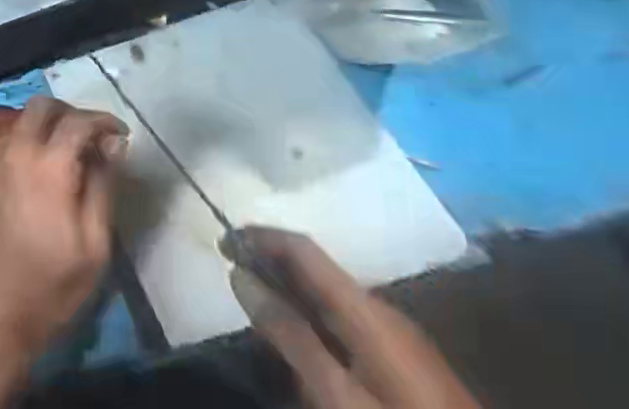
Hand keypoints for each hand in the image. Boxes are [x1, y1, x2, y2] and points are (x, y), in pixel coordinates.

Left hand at [0, 96, 126, 353]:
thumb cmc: (48, 284)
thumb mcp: (93, 245)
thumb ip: (102, 187)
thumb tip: (114, 145)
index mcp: (46, 166)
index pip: (77, 121)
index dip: (104, 120)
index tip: (122, 135)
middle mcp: (12, 152)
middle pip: (40, 106)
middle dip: (70, 113)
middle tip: (93, 139)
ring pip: (19, 126)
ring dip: (45, 132)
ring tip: (68, 164)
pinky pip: (4, 149)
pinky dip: (25, 152)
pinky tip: (36, 185)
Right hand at [231, 228, 481, 408]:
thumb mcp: (335, 394)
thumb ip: (288, 333)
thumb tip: (239, 273)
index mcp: (367, 310)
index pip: (303, 248)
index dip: (257, 236)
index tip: (220, 242)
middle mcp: (384, 312)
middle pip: (317, 271)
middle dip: (271, 267)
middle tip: (232, 281)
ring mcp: (401, 339)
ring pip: (330, 298)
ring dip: (291, 296)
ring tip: (259, 315)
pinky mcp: (408, 364)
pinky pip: (347, 324)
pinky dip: (313, 320)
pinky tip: (302, 346)